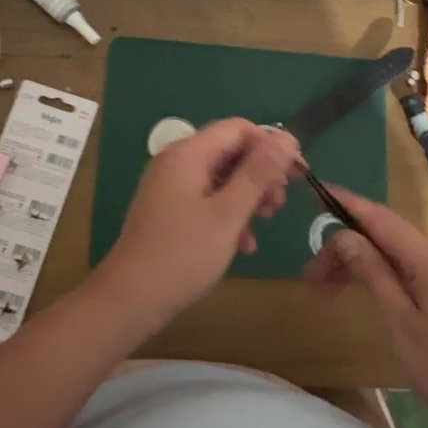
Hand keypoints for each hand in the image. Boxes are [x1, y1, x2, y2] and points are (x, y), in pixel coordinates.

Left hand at [92, 119, 299, 327]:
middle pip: (230, 150)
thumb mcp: (228, 214)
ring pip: (221, 176)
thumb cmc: (183, 255)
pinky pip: (207, 196)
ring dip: (248, 194)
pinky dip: (229, 211)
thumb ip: (258, 173)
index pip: (238, 129)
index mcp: (188, 154)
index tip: (297, 172)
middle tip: (280, 203)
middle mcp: (176, 161)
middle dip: (260, 172)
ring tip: (267, 221)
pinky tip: (244, 242)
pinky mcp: (169, 208)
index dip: (271, 145)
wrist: (130, 299)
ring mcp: (169, 185)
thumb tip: (286, 137)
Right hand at [305, 188, 427, 427]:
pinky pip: (407, 268)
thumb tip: (344, 235)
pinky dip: (379, 273)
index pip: (380, 218)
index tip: (317, 192)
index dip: (348, 204)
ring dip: (359, 263)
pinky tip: (359, 290)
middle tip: (310, 277)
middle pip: (384, 235)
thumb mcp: (399, 320)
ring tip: (324, 289)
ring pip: (394, 253)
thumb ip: (372, 272)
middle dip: (345, 247)